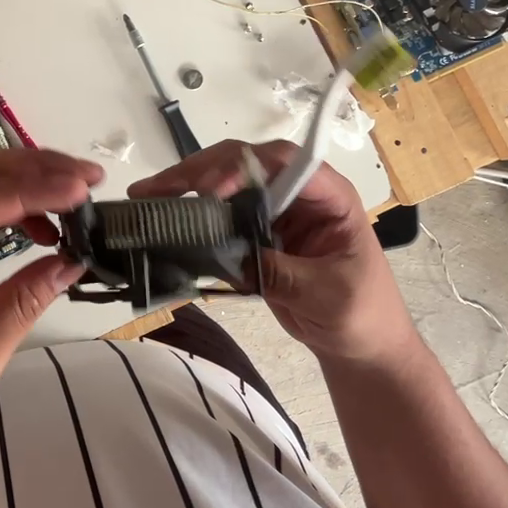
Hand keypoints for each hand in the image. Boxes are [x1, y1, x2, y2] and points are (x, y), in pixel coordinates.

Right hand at [128, 140, 417, 365]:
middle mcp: (297, 191)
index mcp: (328, 195)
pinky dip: (188, 208)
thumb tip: (233, 253)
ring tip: (146, 193)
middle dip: (202, 170)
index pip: (284, 162)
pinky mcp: (254, 228)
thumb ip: (281, 271)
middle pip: (245, 161)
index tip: (209, 192)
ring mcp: (273, 208)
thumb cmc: (361, 315)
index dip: (244, 167)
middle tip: (159, 188)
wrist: (360, 345)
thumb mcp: (326, 295)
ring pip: (224, 179)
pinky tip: (160, 211)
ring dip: (185, 183)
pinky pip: (218, 209)